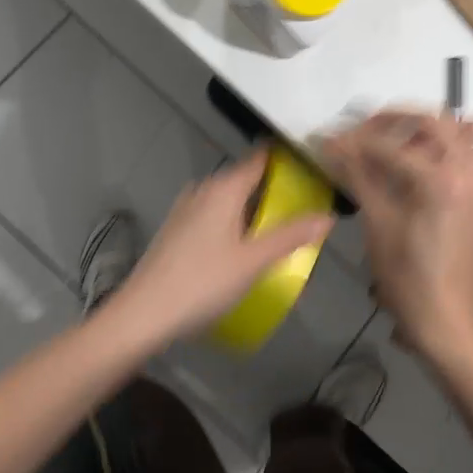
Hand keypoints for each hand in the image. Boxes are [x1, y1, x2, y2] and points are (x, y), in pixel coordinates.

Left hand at [107, 150, 333, 344]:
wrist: (144, 313)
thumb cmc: (202, 282)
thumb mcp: (253, 262)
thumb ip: (291, 237)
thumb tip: (328, 216)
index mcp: (224, 188)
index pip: (260, 158)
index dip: (285, 160)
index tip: (312, 168)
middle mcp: (204, 189)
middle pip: (245, 178)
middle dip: (272, 188)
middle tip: (304, 205)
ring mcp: (187, 208)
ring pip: (228, 199)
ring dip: (252, 208)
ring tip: (279, 228)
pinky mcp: (177, 229)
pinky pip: (214, 214)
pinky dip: (233, 222)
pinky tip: (242, 247)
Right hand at [322, 111, 472, 353]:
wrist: (444, 316)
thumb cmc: (405, 274)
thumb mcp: (377, 221)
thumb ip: (357, 173)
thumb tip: (331, 141)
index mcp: (440, 179)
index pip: (390, 145)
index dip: (356, 140)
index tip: (332, 138)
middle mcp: (468, 169)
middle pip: (431, 121)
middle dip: (394, 119)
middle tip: (365, 130)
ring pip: (462, 129)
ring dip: (429, 126)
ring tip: (399, 139)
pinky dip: (456, 143)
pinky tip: (430, 158)